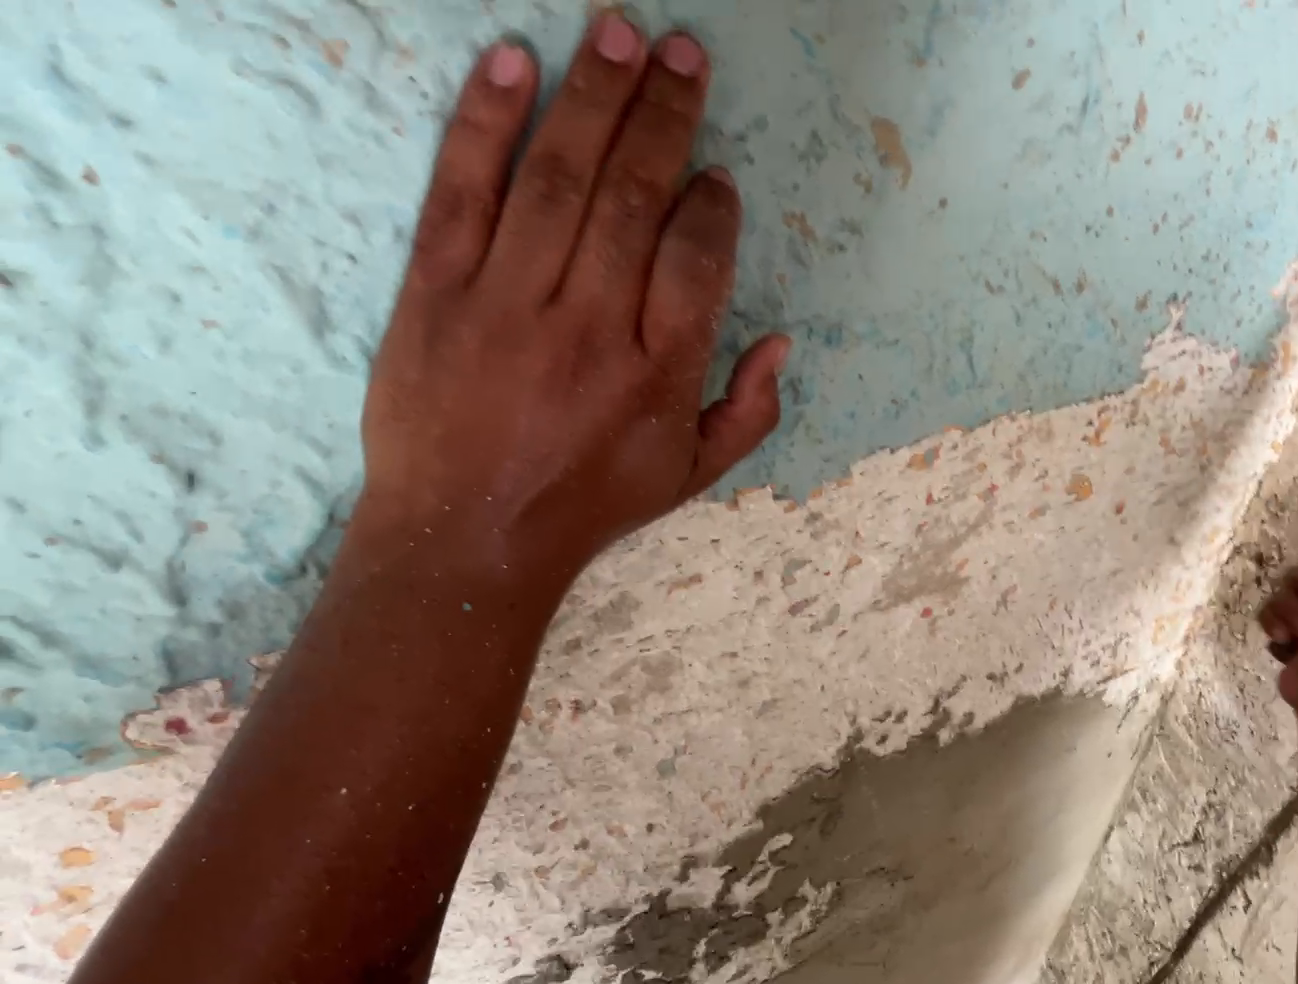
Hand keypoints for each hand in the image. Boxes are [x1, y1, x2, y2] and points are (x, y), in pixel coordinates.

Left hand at [354, 13, 786, 578]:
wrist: (468, 536)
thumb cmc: (593, 501)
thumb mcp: (694, 475)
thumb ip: (750, 412)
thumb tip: (782, 341)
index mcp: (657, 374)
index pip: (695, 261)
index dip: (710, 206)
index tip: (716, 176)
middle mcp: (588, 329)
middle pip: (631, 199)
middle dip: (663, 117)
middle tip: (683, 52)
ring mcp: (505, 304)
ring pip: (555, 179)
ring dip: (592, 97)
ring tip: (618, 33)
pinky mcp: (432, 293)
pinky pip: (461, 194)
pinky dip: (485, 124)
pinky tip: (514, 65)